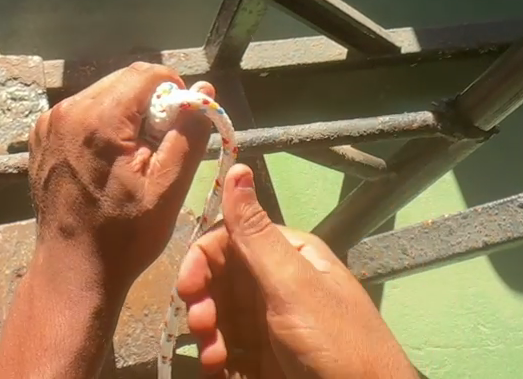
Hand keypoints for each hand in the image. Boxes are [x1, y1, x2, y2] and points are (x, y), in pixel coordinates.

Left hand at [27, 62, 215, 291]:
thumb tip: (205, 90)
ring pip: (101, 93)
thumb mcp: (168, 188)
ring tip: (133, 155)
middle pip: (122, 81)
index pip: (145, 74)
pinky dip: (100, 124)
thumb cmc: (125, 235)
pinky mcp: (40, 134)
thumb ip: (188, 133)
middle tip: (159, 142)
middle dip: (148, 102)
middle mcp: (68, 109)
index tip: (180, 120)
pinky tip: (107, 160)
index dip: (172, 90)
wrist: (73, 271)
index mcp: (99, 118)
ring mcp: (50, 121)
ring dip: (124, 112)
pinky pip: (80, 111)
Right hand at [177, 163, 415, 377]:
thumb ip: (256, 232)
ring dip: (208, 333)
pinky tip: (217, 371)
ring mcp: (274, 325)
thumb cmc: (335, 345)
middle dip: (203, 300)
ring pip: (222, 316)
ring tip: (212, 358)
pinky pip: (231, 350)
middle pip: (222, 279)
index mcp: (288, 255)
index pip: (231, 240)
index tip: (187, 287)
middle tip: (199, 326)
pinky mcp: (269, 362)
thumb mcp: (292, 285)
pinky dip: (217, 358)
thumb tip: (237, 164)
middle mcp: (279, 284)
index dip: (203, 259)